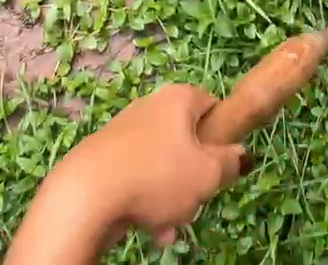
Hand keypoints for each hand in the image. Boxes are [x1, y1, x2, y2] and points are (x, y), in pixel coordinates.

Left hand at [5, 84, 247, 262]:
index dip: (223, 137)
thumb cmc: (157, 177)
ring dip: (172, 195)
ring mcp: (125, 130)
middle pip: (187, 140)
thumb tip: (241, 155)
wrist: (86, 195)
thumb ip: (231, 163)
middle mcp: (152, 105)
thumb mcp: (208, 175)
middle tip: (196, 200)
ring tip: (170, 225)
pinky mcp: (105, 156)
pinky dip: (146, 198)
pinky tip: (149, 228)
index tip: (222, 165)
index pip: (213, 106)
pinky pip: (138, 175)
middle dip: (194, 176)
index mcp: (179, 98)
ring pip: (163, 163)